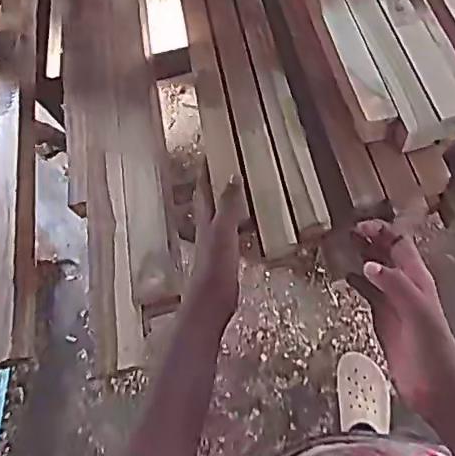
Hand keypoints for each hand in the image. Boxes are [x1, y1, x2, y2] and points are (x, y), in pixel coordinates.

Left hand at [185, 178, 248, 326]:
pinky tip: (251, 227)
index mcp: (205, 219)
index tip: (210, 154)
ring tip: (243, 192)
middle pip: (209, 201)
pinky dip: (241, 225)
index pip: (203, 189)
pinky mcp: (226, 258)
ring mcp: (215, 244)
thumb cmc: (215, 265)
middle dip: (215, 185)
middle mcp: (207, 229)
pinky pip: (234, 234)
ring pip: (221, 217)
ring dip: (228, 204)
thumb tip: (232, 175)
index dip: (204, 172)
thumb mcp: (223, 230)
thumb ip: (228, 205)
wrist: (211, 302)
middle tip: (228, 168)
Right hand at [349, 219, 454, 412]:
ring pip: (376, 270)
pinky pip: (368, 293)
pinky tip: (346, 276)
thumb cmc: (433, 349)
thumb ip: (395, 285)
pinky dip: (357, 281)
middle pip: (386, 253)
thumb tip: (368, 263)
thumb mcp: (417, 311)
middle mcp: (405, 286)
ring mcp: (394, 302)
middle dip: (369, 239)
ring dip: (362, 256)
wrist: (436, 387)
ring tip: (343, 246)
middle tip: (346, 231)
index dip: (381, 231)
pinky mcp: (383, 319)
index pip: (399, 243)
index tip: (359, 226)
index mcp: (417, 279)